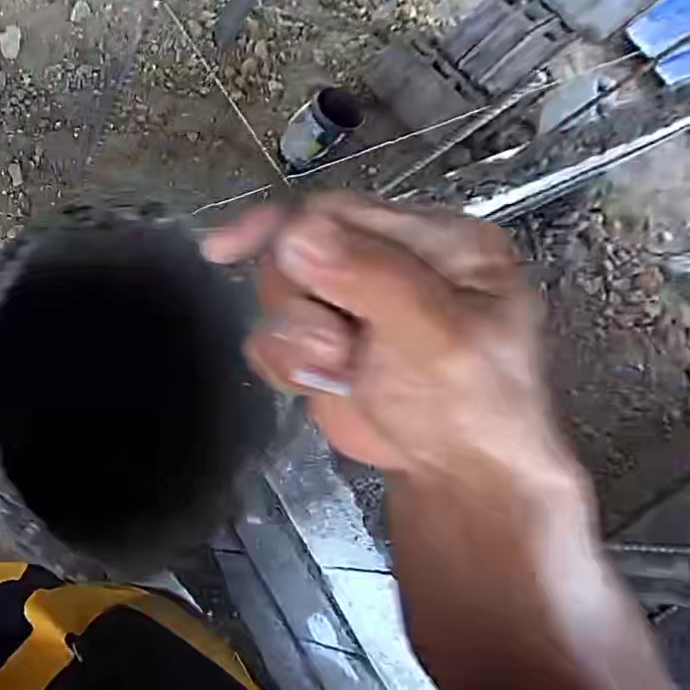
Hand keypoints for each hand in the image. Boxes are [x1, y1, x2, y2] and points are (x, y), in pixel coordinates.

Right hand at [203, 192, 576, 485]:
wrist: (451, 477)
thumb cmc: (465, 406)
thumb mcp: (432, 335)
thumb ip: (368, 277)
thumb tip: (294, 233)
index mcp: (430, 242)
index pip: (336, 212)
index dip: (278, 228)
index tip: (223, 249)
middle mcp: (383, 264)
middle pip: (294, 255)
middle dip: (301, 306)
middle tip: (335, 348)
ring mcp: (345, 306)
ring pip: (276, 298)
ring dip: (296, 343)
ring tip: (337, 373)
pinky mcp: (316, 343)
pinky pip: (267, 337)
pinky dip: (283, 364)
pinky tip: (318, 383)